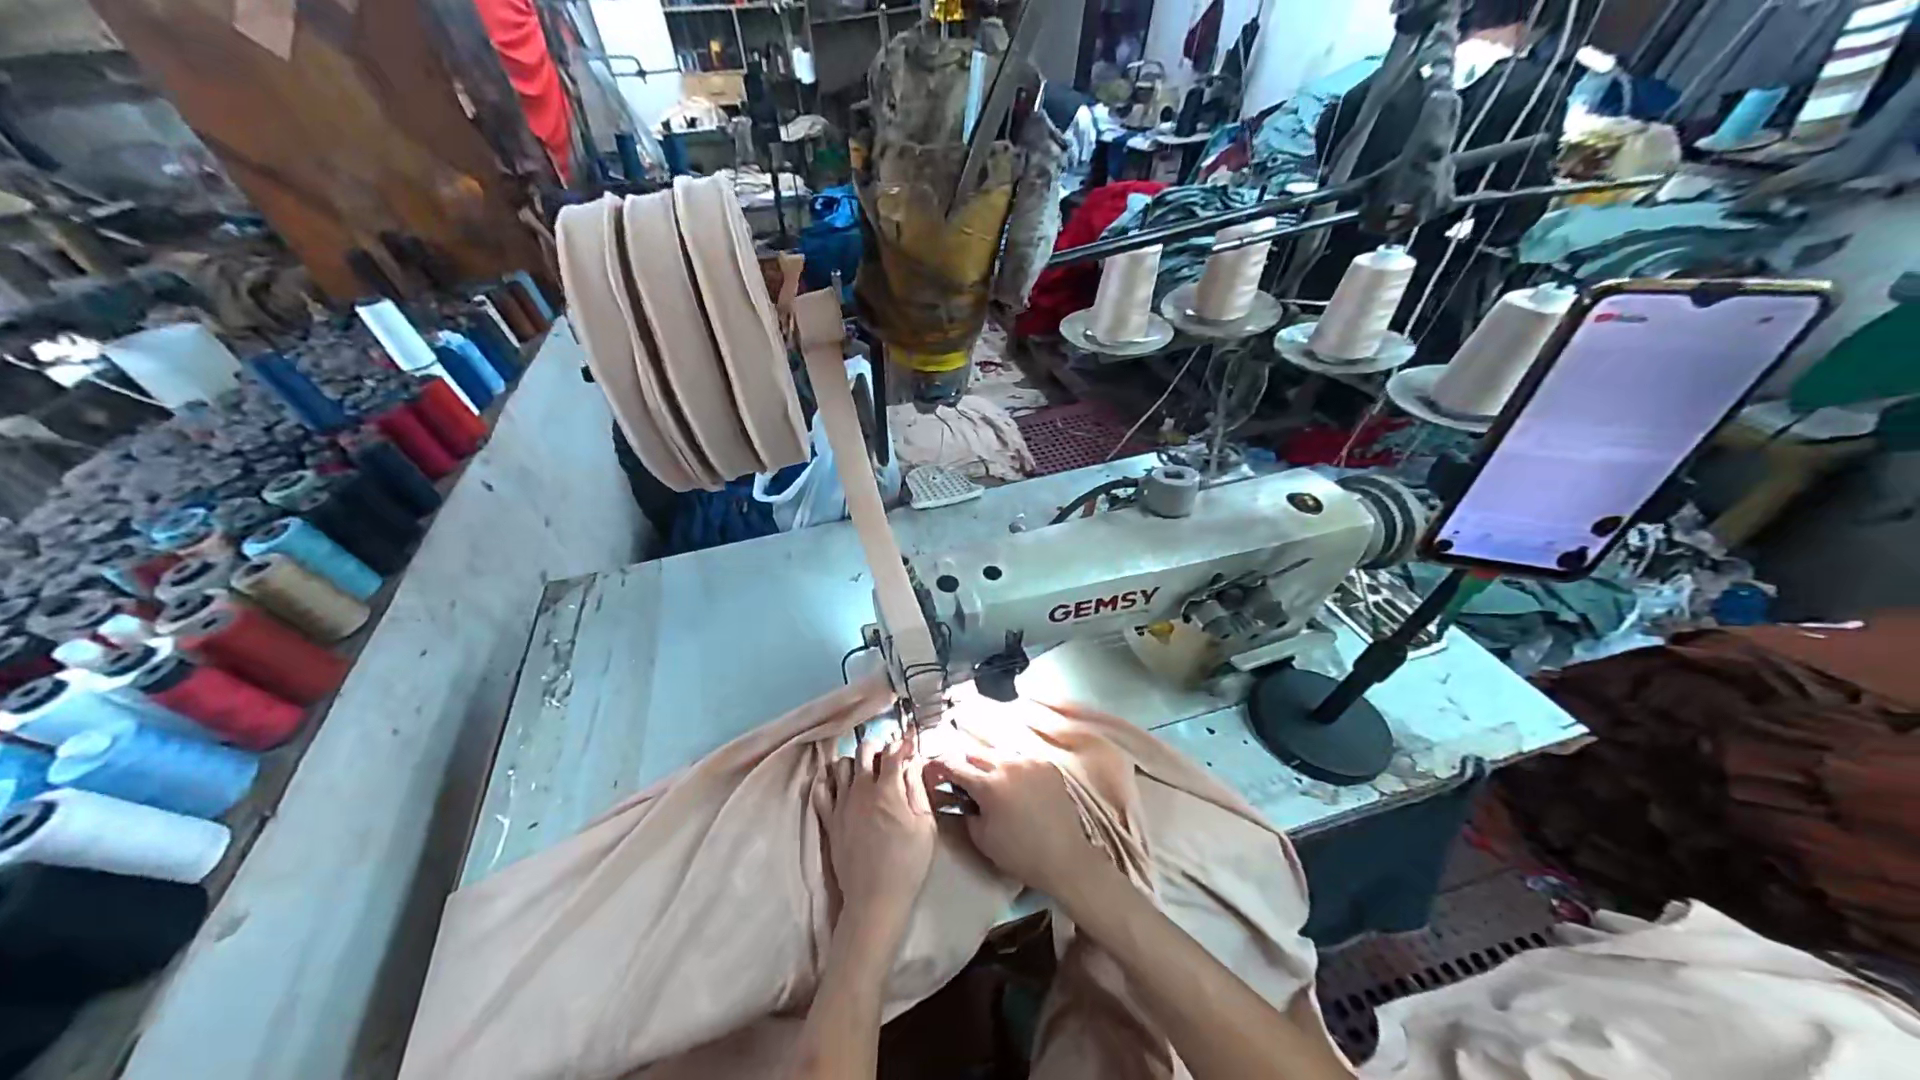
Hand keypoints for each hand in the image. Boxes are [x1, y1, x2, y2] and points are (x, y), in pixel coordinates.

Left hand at [824, 739, 936, 929]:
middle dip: (878, 747)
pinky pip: (821, 789)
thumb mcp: (925, 826)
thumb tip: (912, 764)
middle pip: (864, 750)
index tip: (909, 744)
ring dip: (855, 762)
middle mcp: (861, 789)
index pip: (892, 752)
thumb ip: (918, 789)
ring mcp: (841, 804)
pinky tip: (840, 786)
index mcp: (888, 789)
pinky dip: (829, 781)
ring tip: (866, 773)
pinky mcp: (829, 820)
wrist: (874, 899)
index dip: (902, 743)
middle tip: (888, 759)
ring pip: (841, 765)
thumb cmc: (907, 863)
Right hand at [924, 732, 1106, 899]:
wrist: (1064, 857)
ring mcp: (1030, 762)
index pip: (954, 765)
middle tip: (964, 780)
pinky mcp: (1047, 765)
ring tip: (993, 783)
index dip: (940, 767)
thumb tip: (956, 796)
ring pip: (1000, 754)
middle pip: (976, 754)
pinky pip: (1022, 759)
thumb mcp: (981, 838)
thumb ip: (964, 811)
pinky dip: (1014, 768)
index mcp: (988, 784)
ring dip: (991, 765)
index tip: (935, 770)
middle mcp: (1008, 765)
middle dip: (966, 765)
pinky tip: (1017, 785)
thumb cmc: (1019, 853)